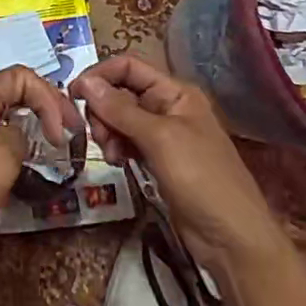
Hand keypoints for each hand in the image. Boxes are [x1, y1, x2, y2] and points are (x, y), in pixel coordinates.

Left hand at [0, 66, 81, 262]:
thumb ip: (22, 136)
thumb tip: (24, 131)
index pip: (23, 78)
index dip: (49, 100)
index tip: (62, 134)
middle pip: (15, 87)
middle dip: (46, 105)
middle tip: (71, 131)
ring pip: (6, 105)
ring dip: (33, 118)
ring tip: (56, 139)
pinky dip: (16, 131)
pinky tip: (29, 149)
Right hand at [70, 55, 286, 278]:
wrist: (231, 238)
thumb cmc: (201, 178)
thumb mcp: (160, 138)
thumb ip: (121, 110)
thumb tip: (85, 82)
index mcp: (175, 91)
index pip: (129, 67)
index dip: (101, 75)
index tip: (73, 95)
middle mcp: (169, 107)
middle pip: (122, 92)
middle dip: (104, 110)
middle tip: (99, 137)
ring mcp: (164, 135)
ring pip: (122, 119)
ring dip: (109, 132)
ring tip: (112, 155)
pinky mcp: (159, 161)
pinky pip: (128, 142)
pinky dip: (118, 148)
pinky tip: (119, 163)